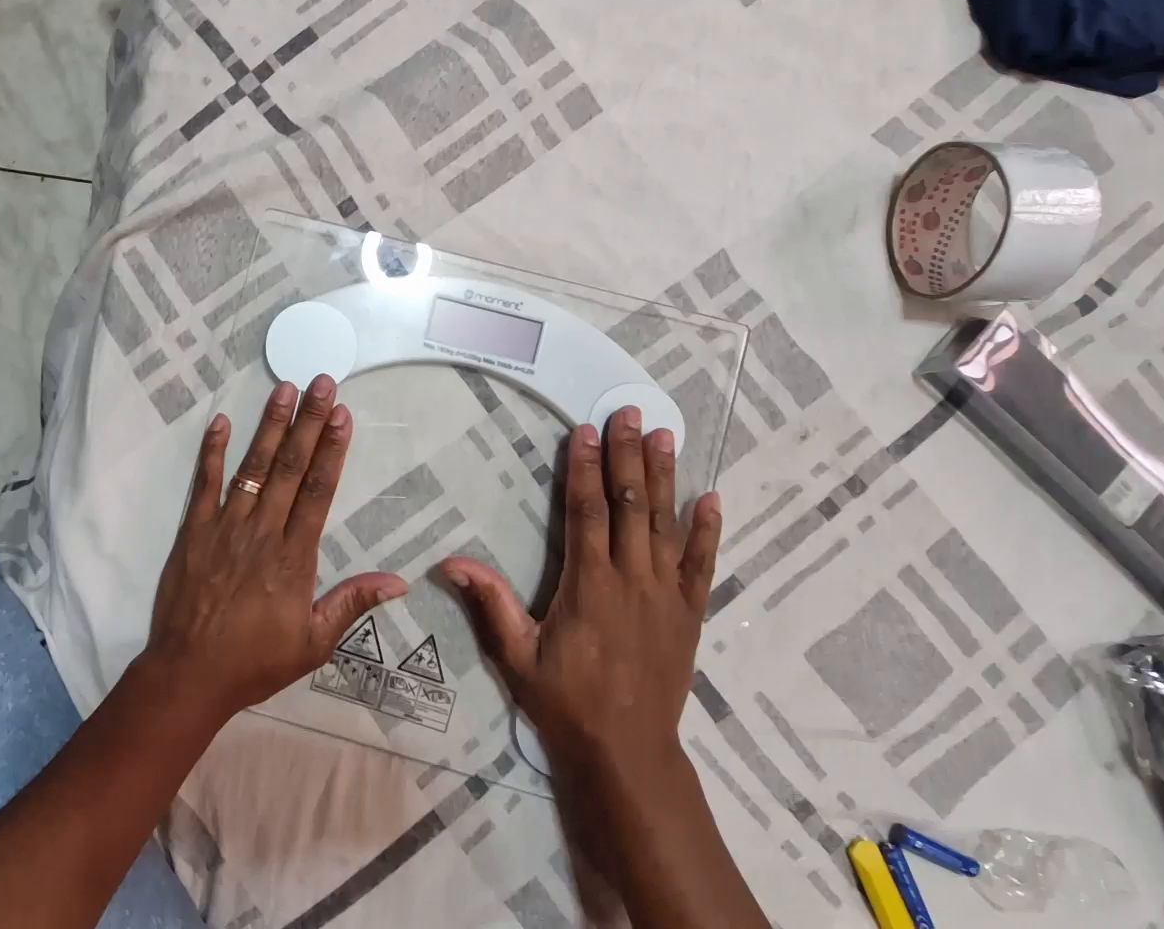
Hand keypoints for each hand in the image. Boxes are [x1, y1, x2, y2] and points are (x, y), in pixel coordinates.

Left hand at [142, 376, 408, 724]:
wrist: (189, 673)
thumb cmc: (255, 661)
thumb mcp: (313, 642)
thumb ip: (352, 603)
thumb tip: (401, 581)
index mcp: (294, 555)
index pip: (318, 490)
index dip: (332, 449)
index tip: (343, 414)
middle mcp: (262, 531)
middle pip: (290, 467)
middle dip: (309, 422)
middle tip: (322, 382)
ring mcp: (224, 527)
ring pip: (252, 467)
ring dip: (269, 426)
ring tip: (284, 389)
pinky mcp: (192, 531)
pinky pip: (204, 484)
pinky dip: (212, 452)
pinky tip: (221, 421)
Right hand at [441, 406, 722, 771]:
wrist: (627, 750)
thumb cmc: (565, 701)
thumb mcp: (516, 656)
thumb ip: (490, 605)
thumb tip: (452, 563)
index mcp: (590, 586)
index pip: (588, 513)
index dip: (586, 469)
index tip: (585, 431)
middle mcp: (633, 580)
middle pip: (632, 506)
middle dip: (628, 456)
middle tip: (628, 413)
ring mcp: (667, 596)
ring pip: (667, 525)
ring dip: (665, 477)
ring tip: (664, 434)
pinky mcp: (689, 614)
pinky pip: (703, 565)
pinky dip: (707, 531)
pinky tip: (712, 499)